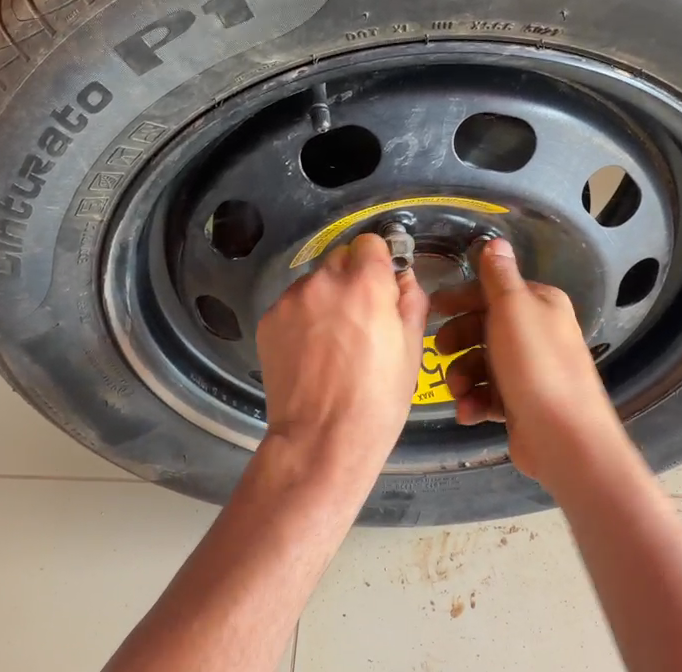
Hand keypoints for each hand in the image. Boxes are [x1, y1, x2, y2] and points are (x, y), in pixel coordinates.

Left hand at [255, 233, 428, 478]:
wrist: (321, 440)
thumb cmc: (376, 401)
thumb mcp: (412, 351)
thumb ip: (410, 302)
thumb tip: (403, 278)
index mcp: (365, 284)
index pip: (370, 243)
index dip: (379, 263)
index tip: (382, 287)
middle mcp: (324, 282)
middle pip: (340, 258)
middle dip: (352, 278)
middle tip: (361, 318)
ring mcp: (291, 300)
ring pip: (314, 282)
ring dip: (326, 298)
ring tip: (333, 342)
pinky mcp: (269, 320)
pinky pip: (292, 305)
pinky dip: (303, 319)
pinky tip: (311, 353)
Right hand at [432, 238, 624, 480]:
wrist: (565, 439)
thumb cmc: (536, 366)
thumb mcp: (512, 309)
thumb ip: (498, 276)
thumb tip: (496, 241)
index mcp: (539, 304)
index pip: (492, 290)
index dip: (461, 298)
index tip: (432, 308)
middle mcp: (537, 333)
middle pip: (483, 327)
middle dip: (458, 341)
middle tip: (440, 352)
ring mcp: (530, 371)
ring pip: (482, 363)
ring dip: (463, 376)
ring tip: (459, 391)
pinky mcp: (522, 404)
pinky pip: (489, 395)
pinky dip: (475, 402)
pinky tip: (468, 412)